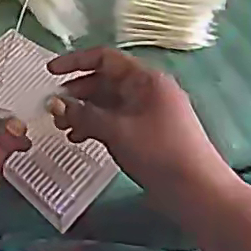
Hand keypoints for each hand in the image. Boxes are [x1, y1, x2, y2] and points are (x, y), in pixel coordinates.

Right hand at [47, 48, 238, 208]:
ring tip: (61, 126)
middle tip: (53, 106)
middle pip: (104, 81)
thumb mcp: (117, 130)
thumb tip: (55, 103)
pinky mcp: (145, 132)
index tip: (51, 72)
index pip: (105, 59)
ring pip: (106, 102)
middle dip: (76, 92)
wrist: (199, 192)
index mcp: (146, 80)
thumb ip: (83, 114)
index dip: (75, 62)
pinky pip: (113, 120)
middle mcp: (146, 91)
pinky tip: (78, 137)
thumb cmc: (161, 152)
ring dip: (82, 111)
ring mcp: (146, 112)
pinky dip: (93, 125)